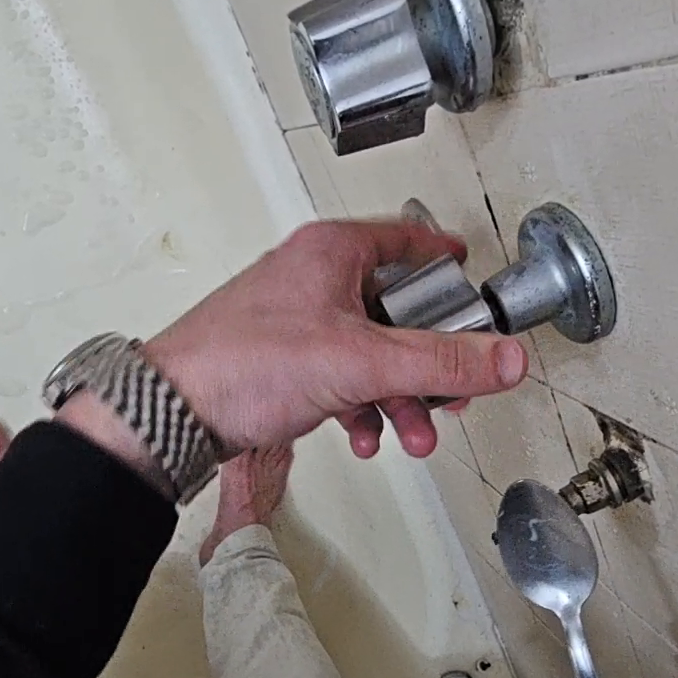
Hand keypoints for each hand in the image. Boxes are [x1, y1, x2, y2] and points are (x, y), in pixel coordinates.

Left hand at [140, 220, 528, 456]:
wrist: (174, 413)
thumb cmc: (242, 364)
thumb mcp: (361, 360)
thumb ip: (439, 362)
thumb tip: (503, 357)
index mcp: (333, 254)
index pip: (406, 240)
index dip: (444, 259)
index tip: (470, 276)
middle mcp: (316, 280)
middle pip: (397, 311)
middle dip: (429, 362)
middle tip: (453, 389)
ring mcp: (300, 323)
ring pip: (373, 353)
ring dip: (400, 398)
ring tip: (411, 434)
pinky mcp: (287, 362)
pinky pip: (343, 379)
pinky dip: (361, 409)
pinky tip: (363, 437)